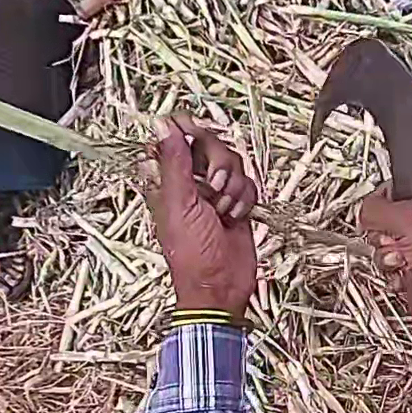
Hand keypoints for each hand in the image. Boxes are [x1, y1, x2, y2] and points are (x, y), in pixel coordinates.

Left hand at [145, 117, 258, 317]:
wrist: (220, 286)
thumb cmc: (192, 256)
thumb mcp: (180, 205)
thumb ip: (174, 163)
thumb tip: (163, 127)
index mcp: (169, 180)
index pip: (179, 137)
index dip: (192, 135)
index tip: (200, 145)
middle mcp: (192, 183)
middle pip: (212, 145)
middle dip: (219, 166)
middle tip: (214, 190)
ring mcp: (216, 193)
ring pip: (233, 163)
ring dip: (233, 187)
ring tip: (224, 211)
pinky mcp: (237, 204)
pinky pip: (248, 184)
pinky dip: (245, 199)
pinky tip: (236, 217)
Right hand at [360, 170, 411, 354]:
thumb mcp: (405, 216)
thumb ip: (375, 208)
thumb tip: (364, 212)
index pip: (396, 186)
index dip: (384, 202)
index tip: (382, 213)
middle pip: (390, 220)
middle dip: (385, 236)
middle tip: (396, 240)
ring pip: (392, 246)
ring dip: (389, 258)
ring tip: (405, 261)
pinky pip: (400, 268)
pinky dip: (398, 275)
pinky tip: (407, 276)